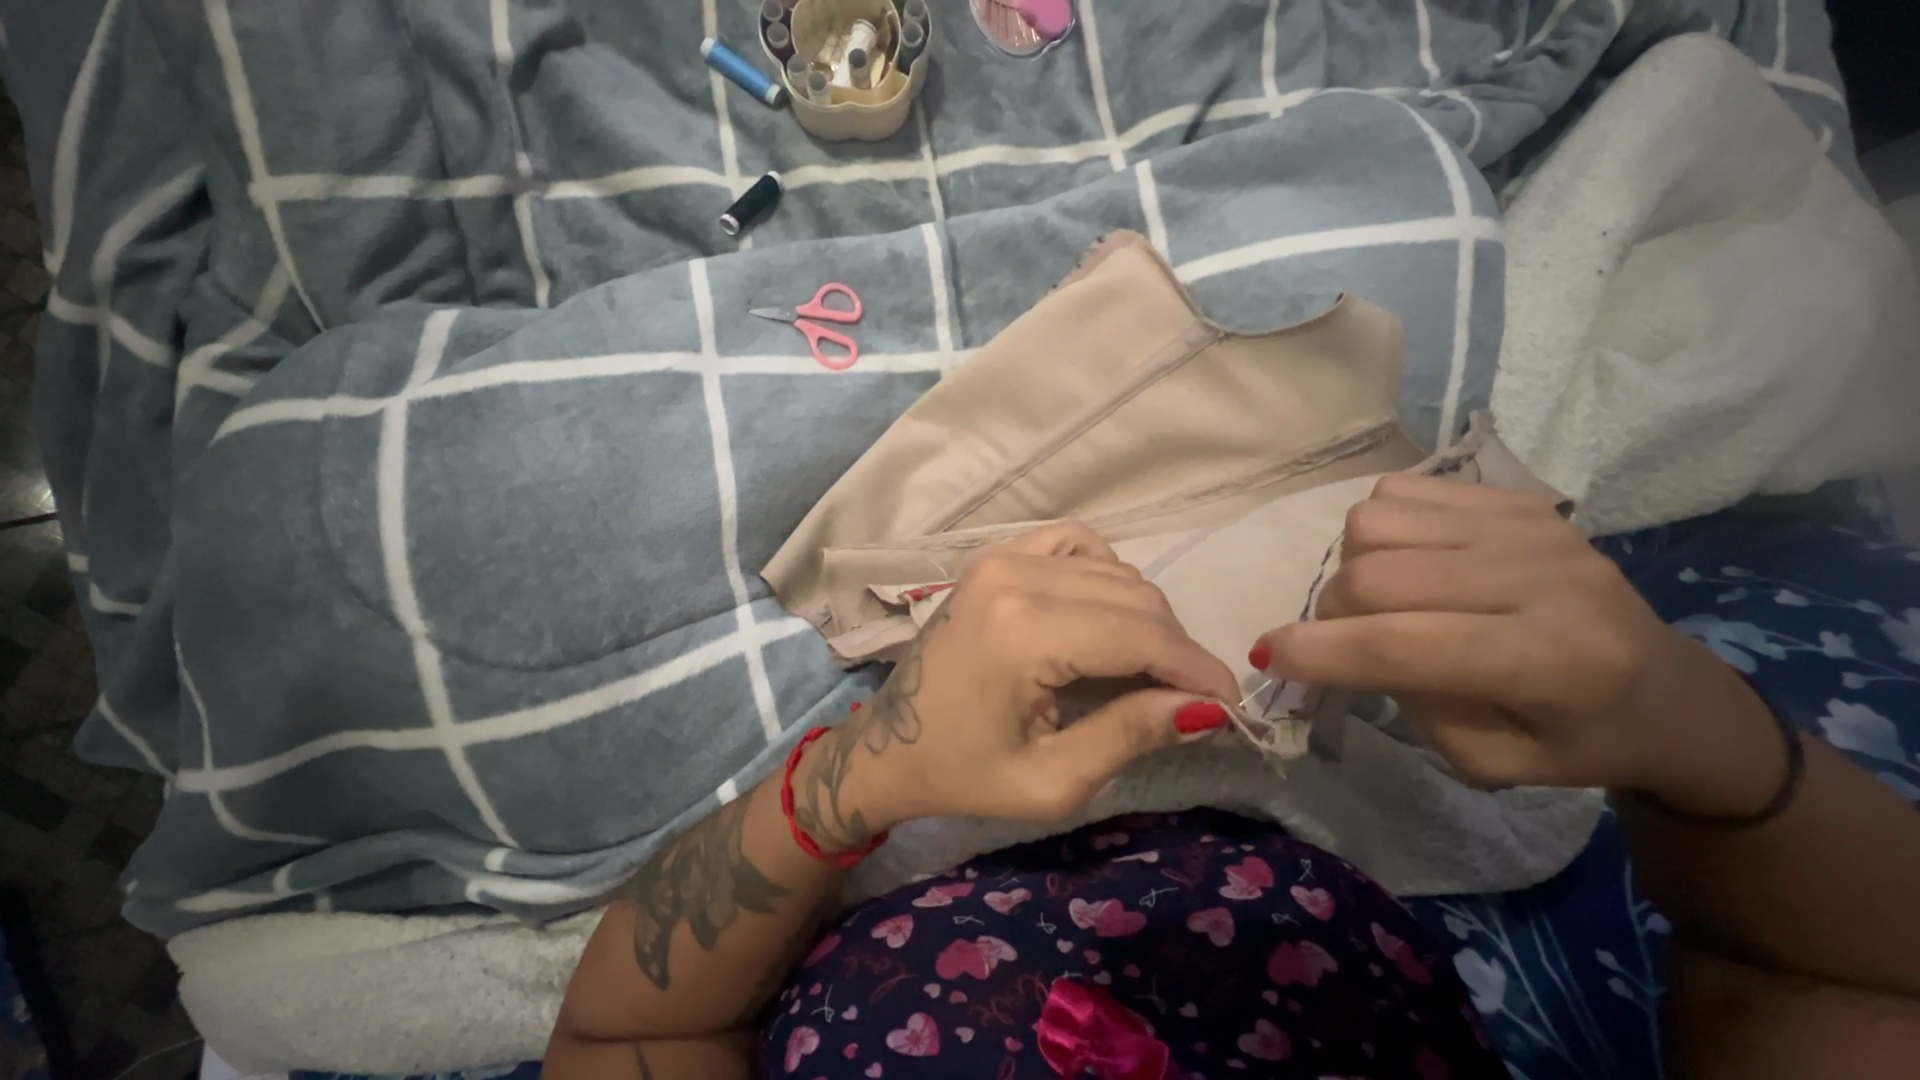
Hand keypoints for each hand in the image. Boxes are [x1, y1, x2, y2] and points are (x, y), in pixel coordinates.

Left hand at [791, 523, 1239, 850]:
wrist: (889, 747)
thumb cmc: (963, 773)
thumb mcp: (1051, 779)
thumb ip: (1131, 734)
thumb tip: (1208, 708)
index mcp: (1024, 632)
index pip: (1144, 636)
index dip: (1198, 671)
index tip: (1232, 708)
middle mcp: (1015, 577)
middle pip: (1138, 600)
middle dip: (1177, 651)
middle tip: (1187, 700)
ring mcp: (1002, 557)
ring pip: (1116, 573)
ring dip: (1146, 619)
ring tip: (1144, 670)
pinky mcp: (996, 556)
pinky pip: (1077, 544)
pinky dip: (1107, 575)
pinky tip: (1104, 616)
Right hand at [1250, 475, 1788, 814]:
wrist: (1670, 690)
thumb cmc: (1576, 741)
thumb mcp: (1489, 760)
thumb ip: (1409, 701)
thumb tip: (1336, 644)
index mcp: (1548, 661)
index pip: (1401, 645)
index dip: (1318, 651)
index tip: (1268, 656)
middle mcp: (1541, 578)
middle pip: (1376, 575)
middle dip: (1330, 613)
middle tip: (1341, 639)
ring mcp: (1530, 526)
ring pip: (1374, 521)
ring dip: (1352, 566)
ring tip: (1380, 598)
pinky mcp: (1518, 499)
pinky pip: (1400, 491)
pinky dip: (1380, 530)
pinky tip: (1409, 562)